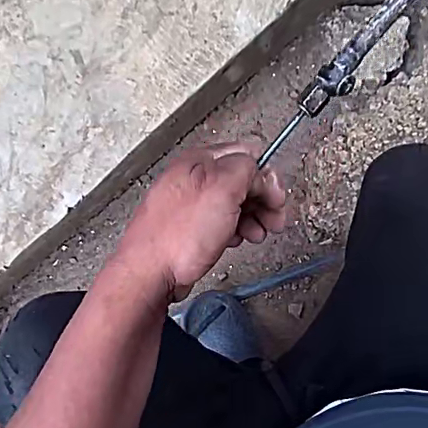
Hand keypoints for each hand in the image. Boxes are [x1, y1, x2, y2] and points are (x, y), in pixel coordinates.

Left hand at [109, 143, 287, 302]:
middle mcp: (192, 179)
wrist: (151, 273)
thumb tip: (259, 171)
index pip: (246, 155)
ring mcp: (189, 204)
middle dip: (262, 200)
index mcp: (199, 161)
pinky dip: (234, 229)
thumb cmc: (177, 235)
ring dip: (252, 217)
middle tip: (274, 219)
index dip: (267, 177)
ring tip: (257, 234)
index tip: (276, 198)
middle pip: (241, 180)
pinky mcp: (188, 228)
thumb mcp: (222, 188)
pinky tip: (236, 240)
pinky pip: (219, 222)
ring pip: (232, 203)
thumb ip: (246, 168)